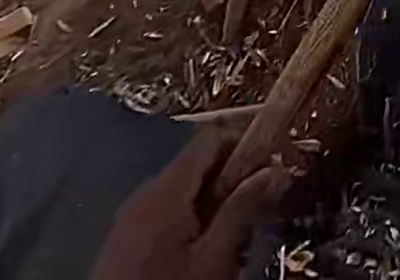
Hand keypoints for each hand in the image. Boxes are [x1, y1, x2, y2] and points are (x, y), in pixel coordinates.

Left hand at [88, 129, 288, 279]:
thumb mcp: (213, 260)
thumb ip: (243, 208)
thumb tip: (277, 169)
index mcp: (163, 194)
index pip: (210, 139)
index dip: (244, 142)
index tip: (271, 163)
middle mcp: (142, 198)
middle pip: (198, 164)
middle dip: (233, 177)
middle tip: (261, 199)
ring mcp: (128, 224)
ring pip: (185, 191)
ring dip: (216, 200)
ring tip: (237, 229)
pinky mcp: (123, 247)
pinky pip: (167, 213)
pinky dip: (193, 217)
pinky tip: (206, 248)